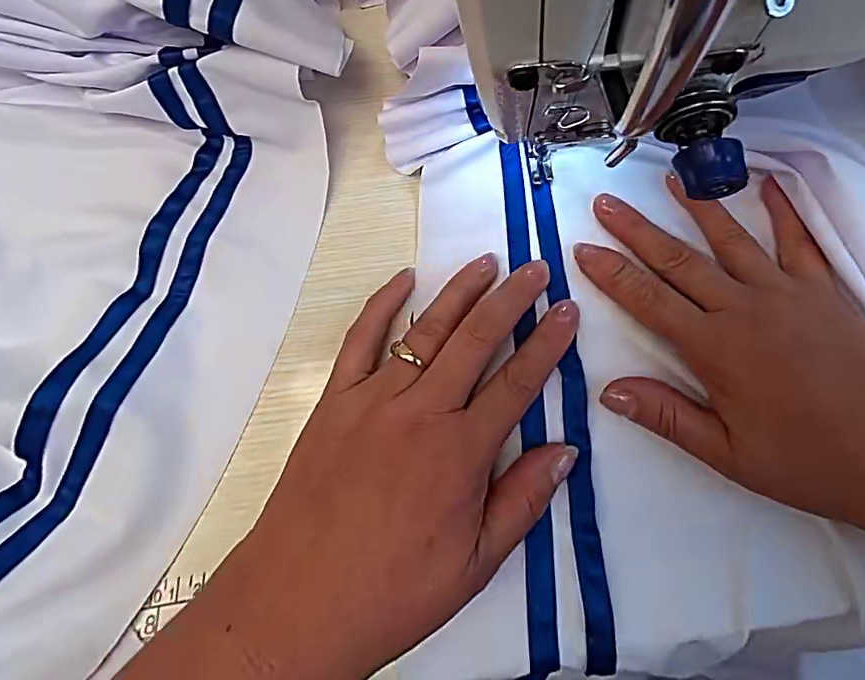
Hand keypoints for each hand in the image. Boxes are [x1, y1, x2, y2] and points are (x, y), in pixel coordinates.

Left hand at [126, 257, 578, 679]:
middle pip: (476, 339)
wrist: (298, 601)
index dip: (547, 342)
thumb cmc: (391, 590)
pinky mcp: (336, 398)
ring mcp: (374, 398)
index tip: (567, 310)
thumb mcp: (475, 564)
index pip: (517, 382)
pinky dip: (383, 303)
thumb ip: (523, 500)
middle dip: (511, 298)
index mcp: (460, 453)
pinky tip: (404, 278)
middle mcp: (421, 412)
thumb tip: (565, 450)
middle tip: (536, 269)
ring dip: (460, 291)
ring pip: (426, 329)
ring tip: (486, 263)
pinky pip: (362, 338)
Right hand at [573, 175, 864, 536]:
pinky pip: (798, 242)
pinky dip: (783, 210)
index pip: (648, 300)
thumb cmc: (814, 463)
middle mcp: (744, 308)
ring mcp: (786, 292)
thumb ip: (667, 417)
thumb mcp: (731, 455)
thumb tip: (610, 390)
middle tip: (605, 203)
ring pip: (729, 240)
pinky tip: (771, 183)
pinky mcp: (824, 291)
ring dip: (695, 207)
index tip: (583, 248)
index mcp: (715, 348)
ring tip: (669, 179)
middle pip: (677, 260)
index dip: (611, 273)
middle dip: (635, 230)